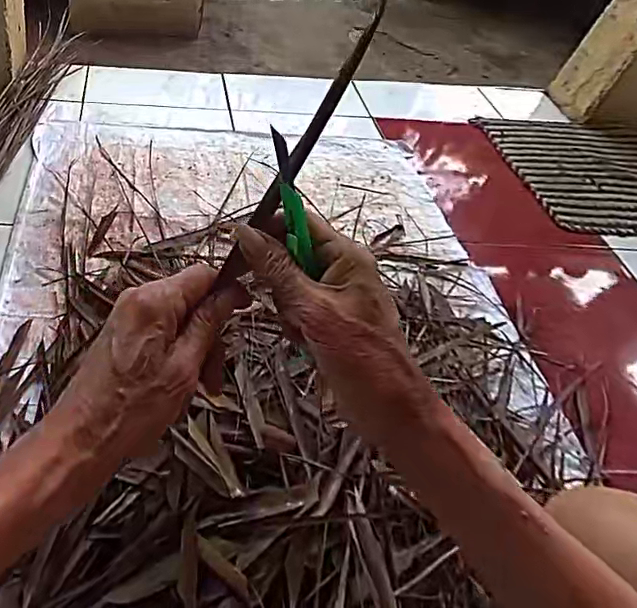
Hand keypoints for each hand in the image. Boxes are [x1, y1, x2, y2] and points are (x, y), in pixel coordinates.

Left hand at [46, 264, 249, 469]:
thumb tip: (230, 294)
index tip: (246, 309)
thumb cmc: (131, 410)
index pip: (202, 273)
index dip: (228, 289)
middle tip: (215, 374)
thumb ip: (208, 325)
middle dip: (210, 332)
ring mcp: (127, 313)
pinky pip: (161, 328)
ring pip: (178, 316)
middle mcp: (137, 296)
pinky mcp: (122, 330)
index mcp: (154, 300)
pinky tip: (179, 382)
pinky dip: (177, 350)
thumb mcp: (184, 368)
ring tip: (199, 387)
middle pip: (191, 298)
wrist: (82, 436)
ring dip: (195, 346)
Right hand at [233, 212, 438, 444]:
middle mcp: (340, 270)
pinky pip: (294, 306)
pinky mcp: (327, 319)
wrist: (393, 416)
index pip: (300, 220)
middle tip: (285, 302)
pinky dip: (291, 321)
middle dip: (277, 277)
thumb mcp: (313, 309)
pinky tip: (303, 340)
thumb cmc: (364, 361)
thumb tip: (245, 232)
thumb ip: (276, 269)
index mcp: (346, 256)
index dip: (270, 226)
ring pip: (287, 282)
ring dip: (284, 304)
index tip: (243, 243)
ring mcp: (333, 295)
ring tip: (301, 328)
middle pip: (289, 252)